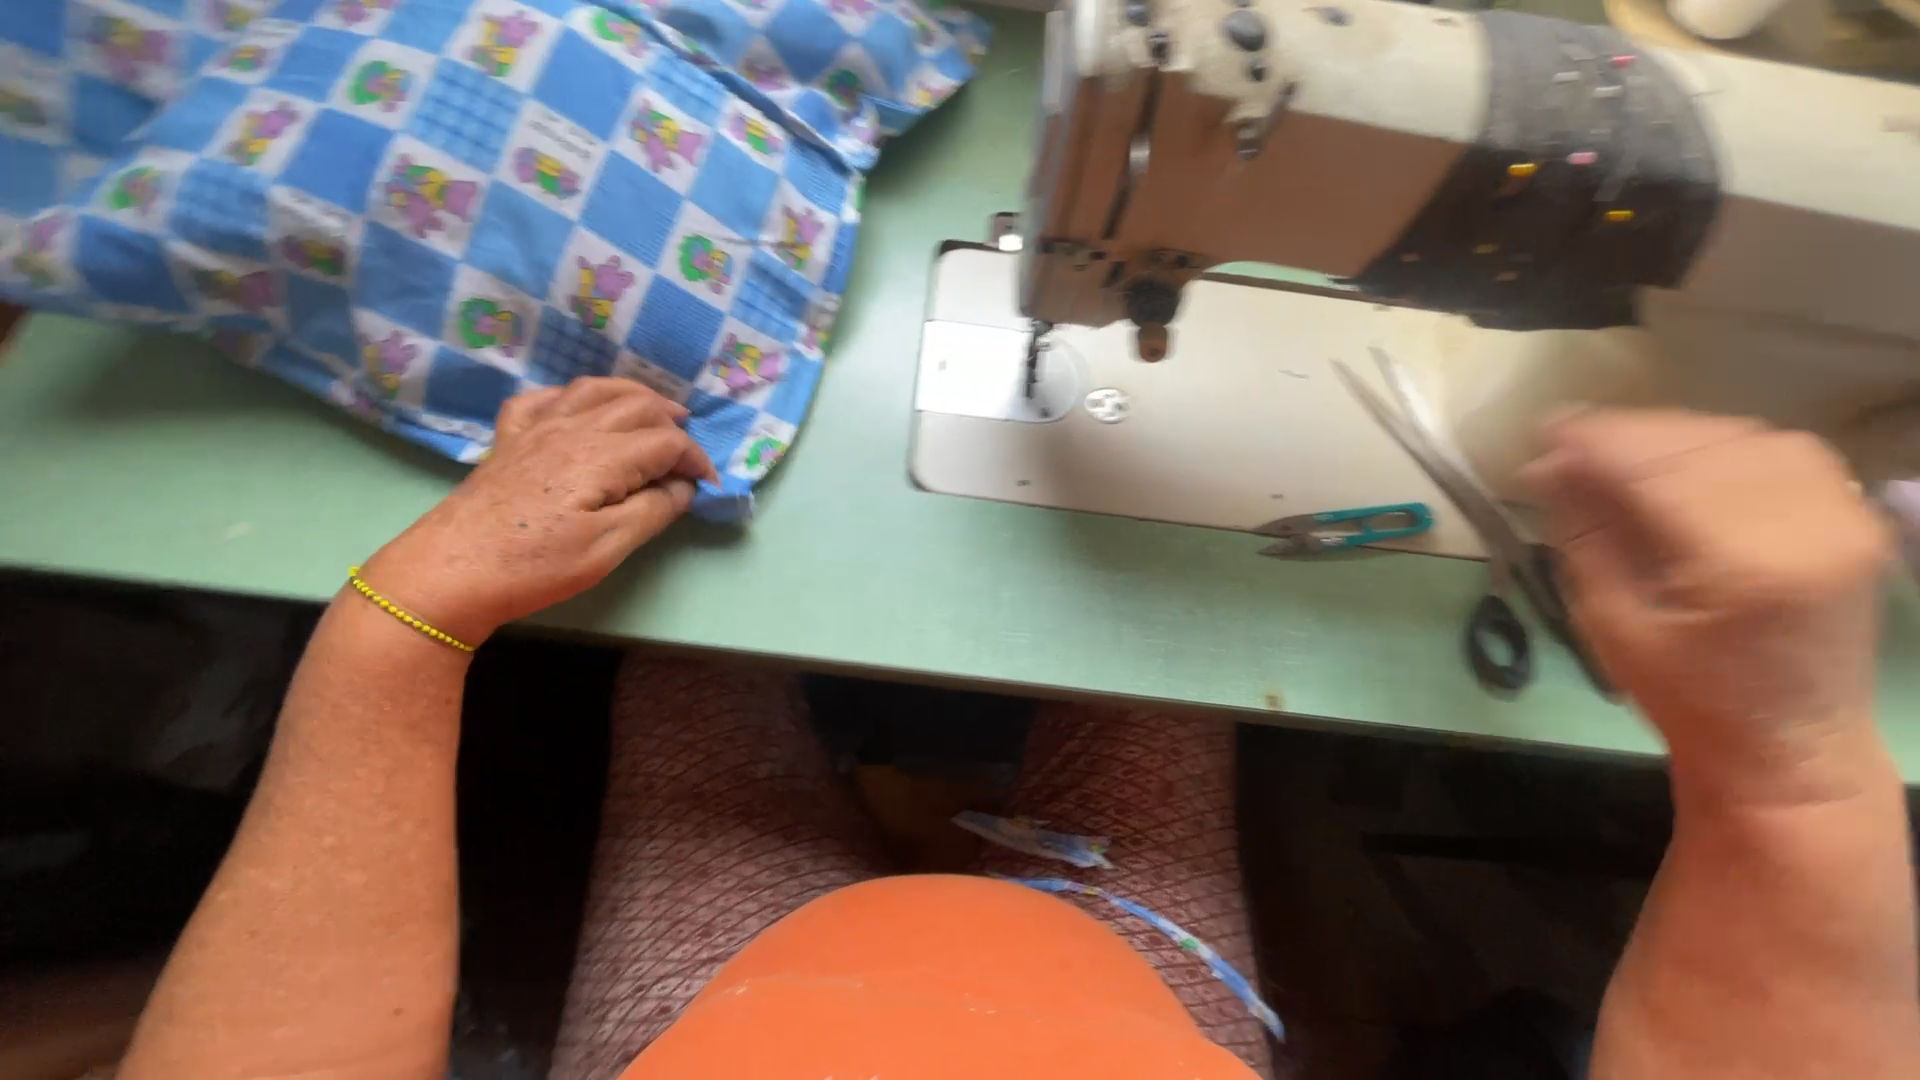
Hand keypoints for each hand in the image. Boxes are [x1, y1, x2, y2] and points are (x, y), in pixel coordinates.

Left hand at [359, 378, 716, 645]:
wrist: (450, 572)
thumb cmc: (536, 564)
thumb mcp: (609, 547)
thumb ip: (655, 510)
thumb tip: (684, 487)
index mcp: (601, 455)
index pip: (667, 442)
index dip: (696, 460)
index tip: (708, 487)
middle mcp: (572, 429)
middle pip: (637, 405)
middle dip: (672, 423)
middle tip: (689, 451)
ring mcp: (536, 429)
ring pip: (594, 389)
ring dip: (632, 395)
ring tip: (656, 409)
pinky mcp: (509, 440)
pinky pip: (544, 399)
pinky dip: (574, 396)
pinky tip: (582, 408)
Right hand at [1528, 410, 1891, 803]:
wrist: (1788, 741)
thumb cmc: (1682, 692)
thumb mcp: (1607, 617)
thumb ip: (1584, 531)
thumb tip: (1550, 464)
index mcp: (1740, 566)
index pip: (1657, 469)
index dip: (1596, 441)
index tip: (1543, 428)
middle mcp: (1809, 529)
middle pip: (1704, 444)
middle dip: (1627, 433)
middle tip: (1567, 440)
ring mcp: (1845, 521)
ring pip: (1746, 438)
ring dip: (1672, 435)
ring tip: (1616, 451)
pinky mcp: (1856, 520)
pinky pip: (1787, 452)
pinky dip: (1723, 444)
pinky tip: (1681, 460)